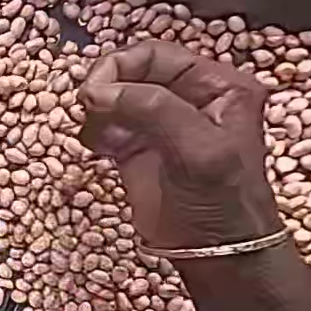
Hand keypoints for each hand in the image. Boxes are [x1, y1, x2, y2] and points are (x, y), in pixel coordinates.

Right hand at [79, 40, 280, 248]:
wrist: (215, 255)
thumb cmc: (222, 203)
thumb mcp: (200, 149)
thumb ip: (154, 110)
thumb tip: (98, 91)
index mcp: (216, 85)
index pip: (157, 55)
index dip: (122, 66)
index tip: (94, 90)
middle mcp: (186, 97)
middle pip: (129, 72)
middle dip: (105, 88)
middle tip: (88, 108)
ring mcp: (158, 123)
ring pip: (112, 98)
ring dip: (97, 112)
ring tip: (99, 138)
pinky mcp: (134, 148)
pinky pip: (103, 125)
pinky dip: (93, 132)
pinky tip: (99, 150)